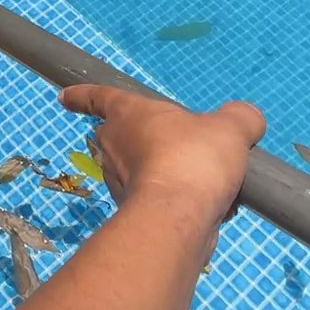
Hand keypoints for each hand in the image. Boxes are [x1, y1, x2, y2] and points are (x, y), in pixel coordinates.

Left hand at [57, 86, 263, 217]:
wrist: (179, 215)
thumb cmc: (193, 157)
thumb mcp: (228, 129)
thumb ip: (239, 118)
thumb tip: (247, 117)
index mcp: (125, 112)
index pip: (97, 96)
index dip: (81, 95)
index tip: (63, 96)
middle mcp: (113, 143)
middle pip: (118, 136)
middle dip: (139, 140)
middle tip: (173, 145)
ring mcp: (118, 179)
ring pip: (139, 170)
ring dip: (165, 174)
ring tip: (207, 184)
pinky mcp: (132, 211)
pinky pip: (155, 199)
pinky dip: (177, 202)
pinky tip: (208, 210)